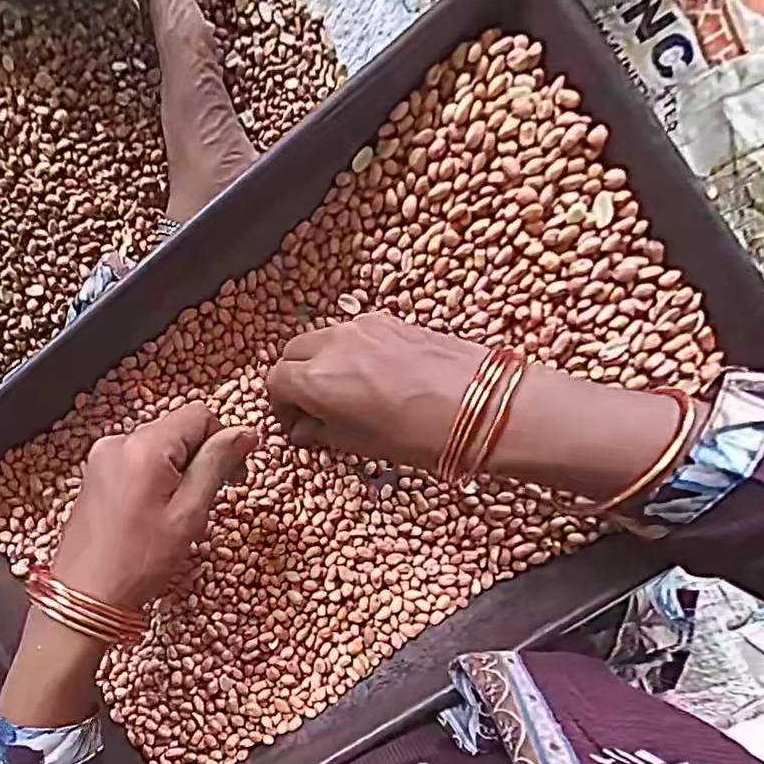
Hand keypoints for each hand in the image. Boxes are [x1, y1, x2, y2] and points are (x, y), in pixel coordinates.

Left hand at [52, 402, 257, 609]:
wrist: (85, 597)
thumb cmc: (140, 561)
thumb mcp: (189, 514)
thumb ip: (216, 465)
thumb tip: (244, 433)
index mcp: (144, 446)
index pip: (199, 414)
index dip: (225, 439)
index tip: (237, 474)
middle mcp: (118, 442)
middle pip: (177, 429)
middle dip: (203, 457)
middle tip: (212, 500)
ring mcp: (102, 458)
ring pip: (159, 447)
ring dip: (181, 471)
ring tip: (182, 514)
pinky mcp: (95, 476)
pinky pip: (138, 463)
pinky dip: (157, 479)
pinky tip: (158, 514)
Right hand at [267, 312, 702, 500]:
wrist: (489, 406)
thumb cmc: (422, 435)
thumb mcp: (362, 444)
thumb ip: (322, 432)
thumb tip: (303, 429)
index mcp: (317, 378)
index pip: (274, 381)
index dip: (279, 406)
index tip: (295, 424)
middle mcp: (334, 343)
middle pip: (292, 353)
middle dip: (293, 379)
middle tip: (312, 408)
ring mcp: (364, 326)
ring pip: (321, 338)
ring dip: (318, 362)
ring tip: (342, 393)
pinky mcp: (392, 319)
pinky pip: (351, 332)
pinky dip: (345, 351)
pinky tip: (369, 376)